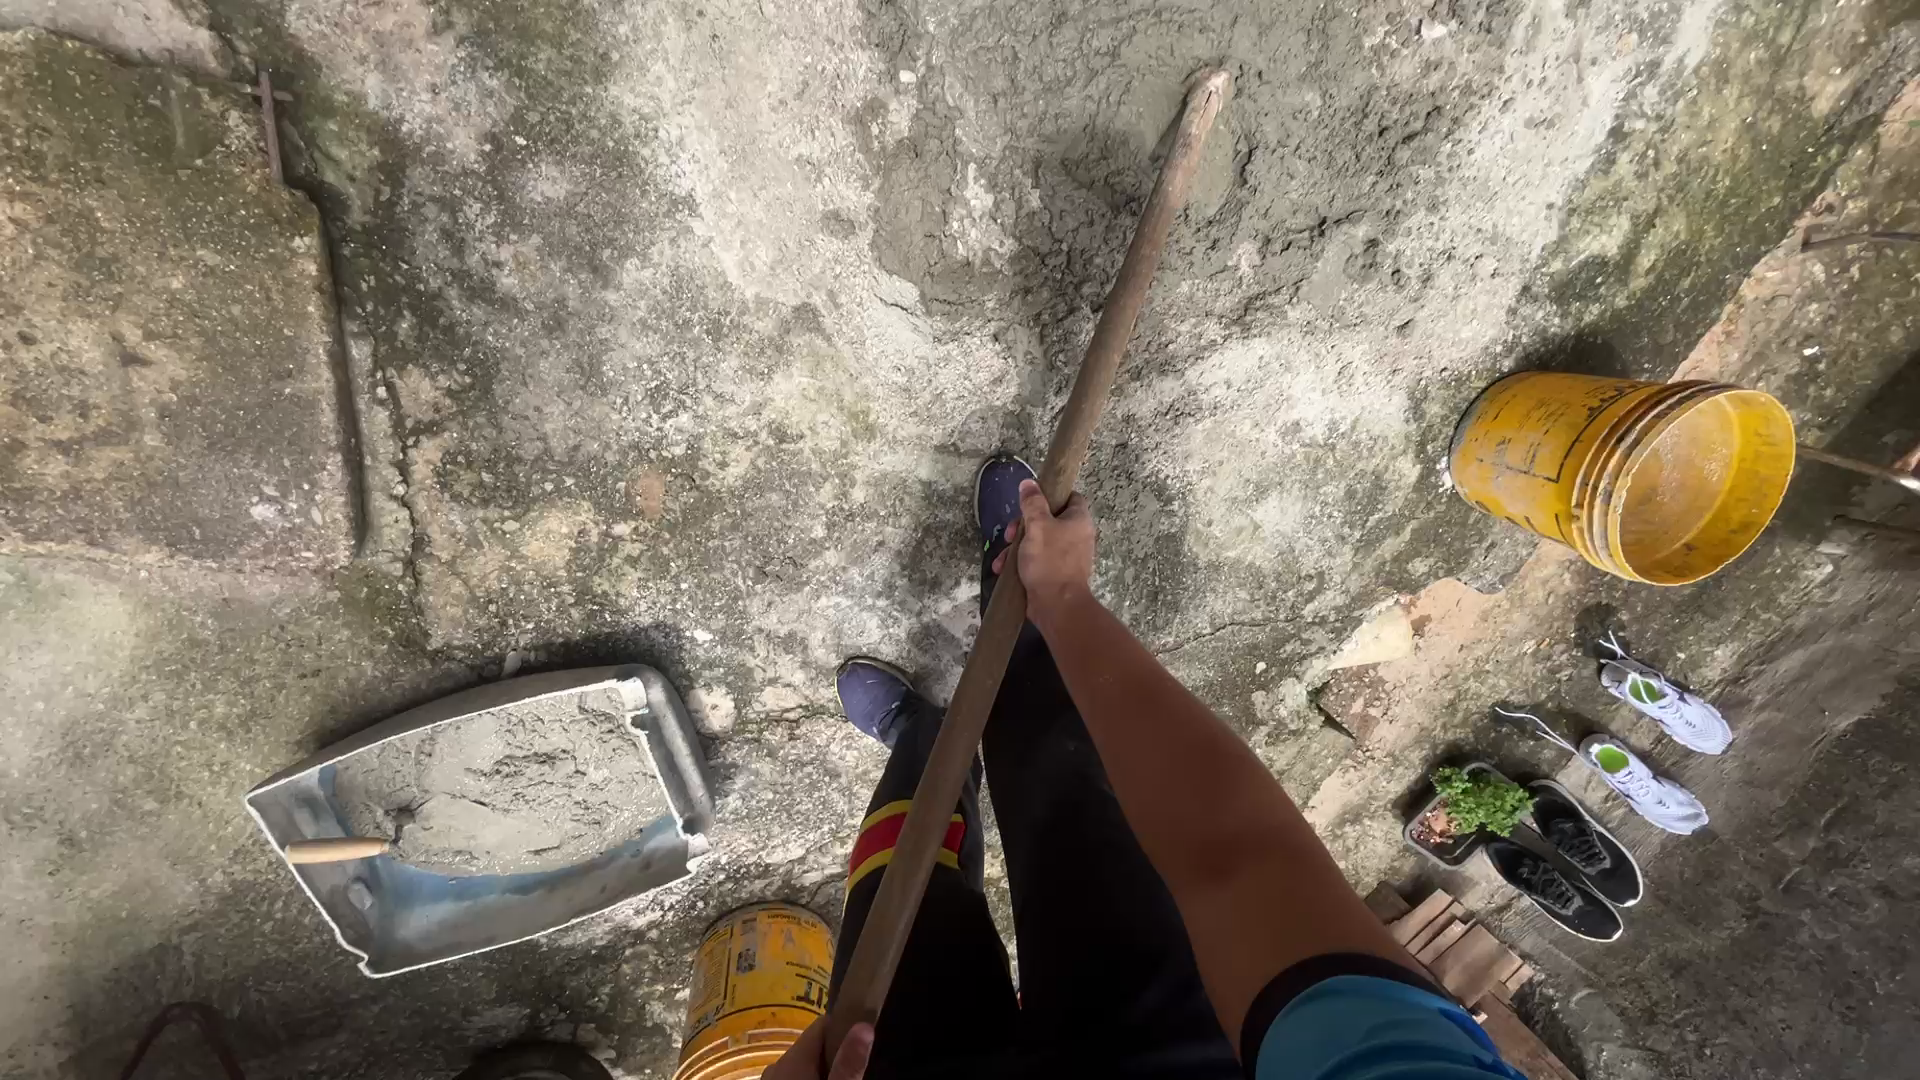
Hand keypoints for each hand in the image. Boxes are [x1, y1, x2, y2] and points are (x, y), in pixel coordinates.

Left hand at [763, 1017, 872, 1079]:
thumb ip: (847, 1064)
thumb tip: (865, 1025)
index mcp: (790, 1058)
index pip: (822, 1024)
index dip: (844, 1031)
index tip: (861, 1044)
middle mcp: (776, 1066)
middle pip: (813, 1046)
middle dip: (834, 1055)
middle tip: (853, 1071)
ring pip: (804, 1065)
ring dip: (823, 1070)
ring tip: (843, 1079)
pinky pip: (793, 1078)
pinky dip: (809, 1079)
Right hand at [991, 478, 1095, 627]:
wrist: (1057, 606)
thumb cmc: (1050, 561)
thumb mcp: (1037, 526)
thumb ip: (1032, 503)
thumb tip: (1029, 483)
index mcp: (1078, 520)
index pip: (1069, 497)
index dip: (1050, 495)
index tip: (1031, 501)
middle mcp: (1076, 536)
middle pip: (1047, 519)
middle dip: (1023, 526)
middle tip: (1010, 533)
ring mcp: (1066, 556)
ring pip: (1038, 541)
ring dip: (1016, 547)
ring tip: (1003, 557)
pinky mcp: (1055, 573)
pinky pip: (1036, 560)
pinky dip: (1020, 563)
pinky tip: (1004, 569)